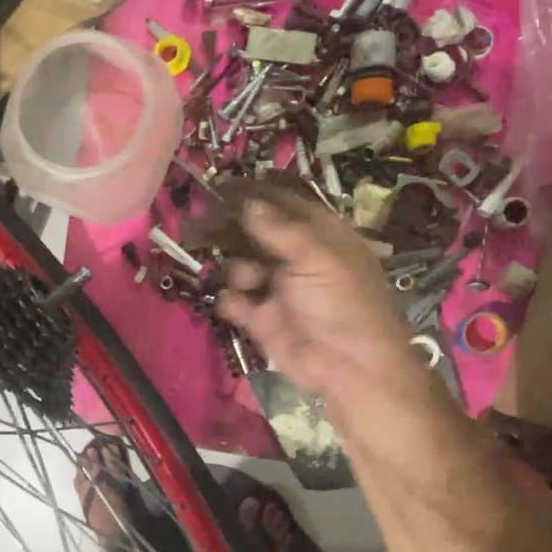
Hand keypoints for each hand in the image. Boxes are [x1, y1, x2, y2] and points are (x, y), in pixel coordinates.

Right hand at [216, 197, 422, 406]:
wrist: (349, 365)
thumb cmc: (343, 302)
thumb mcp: (318, 257)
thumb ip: (281, 229)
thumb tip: (248, 204)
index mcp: (320, 235)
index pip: (283, 204)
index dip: (254, 194)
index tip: (221, 187)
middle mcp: (296, 257)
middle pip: (254, 234)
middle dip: (231, 231)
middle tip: (202, 224)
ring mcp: (277, 288)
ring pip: (240, 266)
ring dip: (236, 269)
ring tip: (248, 281)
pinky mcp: (262, 318)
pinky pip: (234, 301)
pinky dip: (231, 300)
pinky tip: (239, 304)